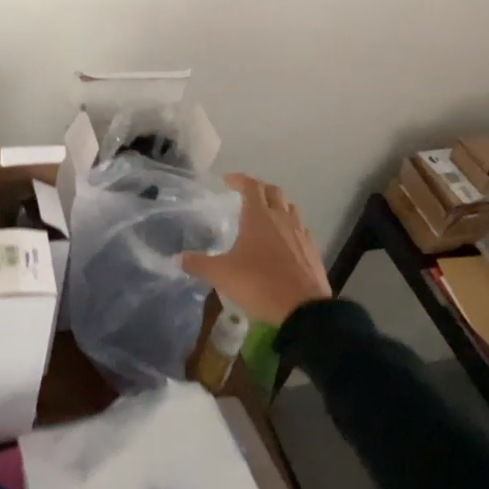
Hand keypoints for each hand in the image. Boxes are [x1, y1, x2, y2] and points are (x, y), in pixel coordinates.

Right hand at [181, 173, 329, 326]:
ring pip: (290, 208)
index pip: (250, 186)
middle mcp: (281, 219)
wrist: (303, 309)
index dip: (239, 179)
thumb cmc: (259, 284)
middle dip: (258, 188)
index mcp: (259, 217)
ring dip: (277, 205)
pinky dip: (290, 227)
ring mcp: (300, 234)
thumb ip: (198, 264)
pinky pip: (301, 229)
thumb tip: (176, 258)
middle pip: (273, 192)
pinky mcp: (312, 251)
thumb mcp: (221, 275)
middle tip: (245, 195)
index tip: (227, 180)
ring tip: (265, 215)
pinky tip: (283, 242)